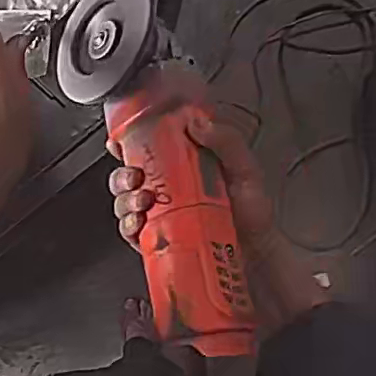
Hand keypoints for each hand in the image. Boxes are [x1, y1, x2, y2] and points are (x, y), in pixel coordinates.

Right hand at [108, 111, 274, 252]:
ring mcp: (158, 215)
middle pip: (126, 178)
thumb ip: (226, 142)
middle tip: (135, 177)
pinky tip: (138, 222)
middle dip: (122, 176)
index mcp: (180, 168)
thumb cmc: (252, 212)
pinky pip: (130, 232)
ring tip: (143, 201)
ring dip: (125, 200)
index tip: (118, 144)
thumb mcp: (245, 169)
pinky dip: (128, 226)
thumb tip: (197, 123)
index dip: (125, 145)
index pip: (145, 152)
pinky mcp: (155, 239)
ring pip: (123, 203)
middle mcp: (164, 191)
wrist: (256, 252)